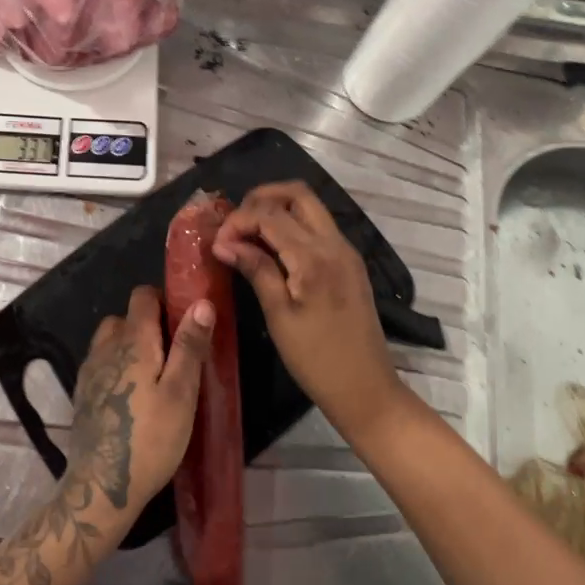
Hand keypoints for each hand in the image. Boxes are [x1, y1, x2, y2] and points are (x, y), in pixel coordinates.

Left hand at [0, 288, 213, 584]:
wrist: (102, 485)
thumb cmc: (150, 437)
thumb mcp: (181, 392)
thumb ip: (189, 345)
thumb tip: (202, 301)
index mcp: (132, 340)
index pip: (142, 296)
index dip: (163, 300)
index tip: (184, 322)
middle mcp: (105, 346)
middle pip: (125, 318)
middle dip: (149, 326)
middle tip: (174, 356)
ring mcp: (90, 370)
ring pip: (111, 340)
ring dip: (131, 347)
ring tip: (154, 378)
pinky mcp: (83, 392)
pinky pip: (102, 364)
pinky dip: (117, 367)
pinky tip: (133, 397)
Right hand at [213, 181, 404, 439]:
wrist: (367, 390)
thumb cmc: (317, 359)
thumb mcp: (279, 315)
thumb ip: (256, 269)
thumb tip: (225, 243)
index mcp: (314, 257)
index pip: (270, 214)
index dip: (238, 220)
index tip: (217, 243)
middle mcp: (334, 244)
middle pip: (297, 194)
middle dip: (261, 199)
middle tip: (235, 224)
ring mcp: (345, 252)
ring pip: (310, 207)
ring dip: (277, 209)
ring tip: (248, 235)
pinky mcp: (349, 263)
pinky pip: (318, 227)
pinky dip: (293, 225)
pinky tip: (271, 249)